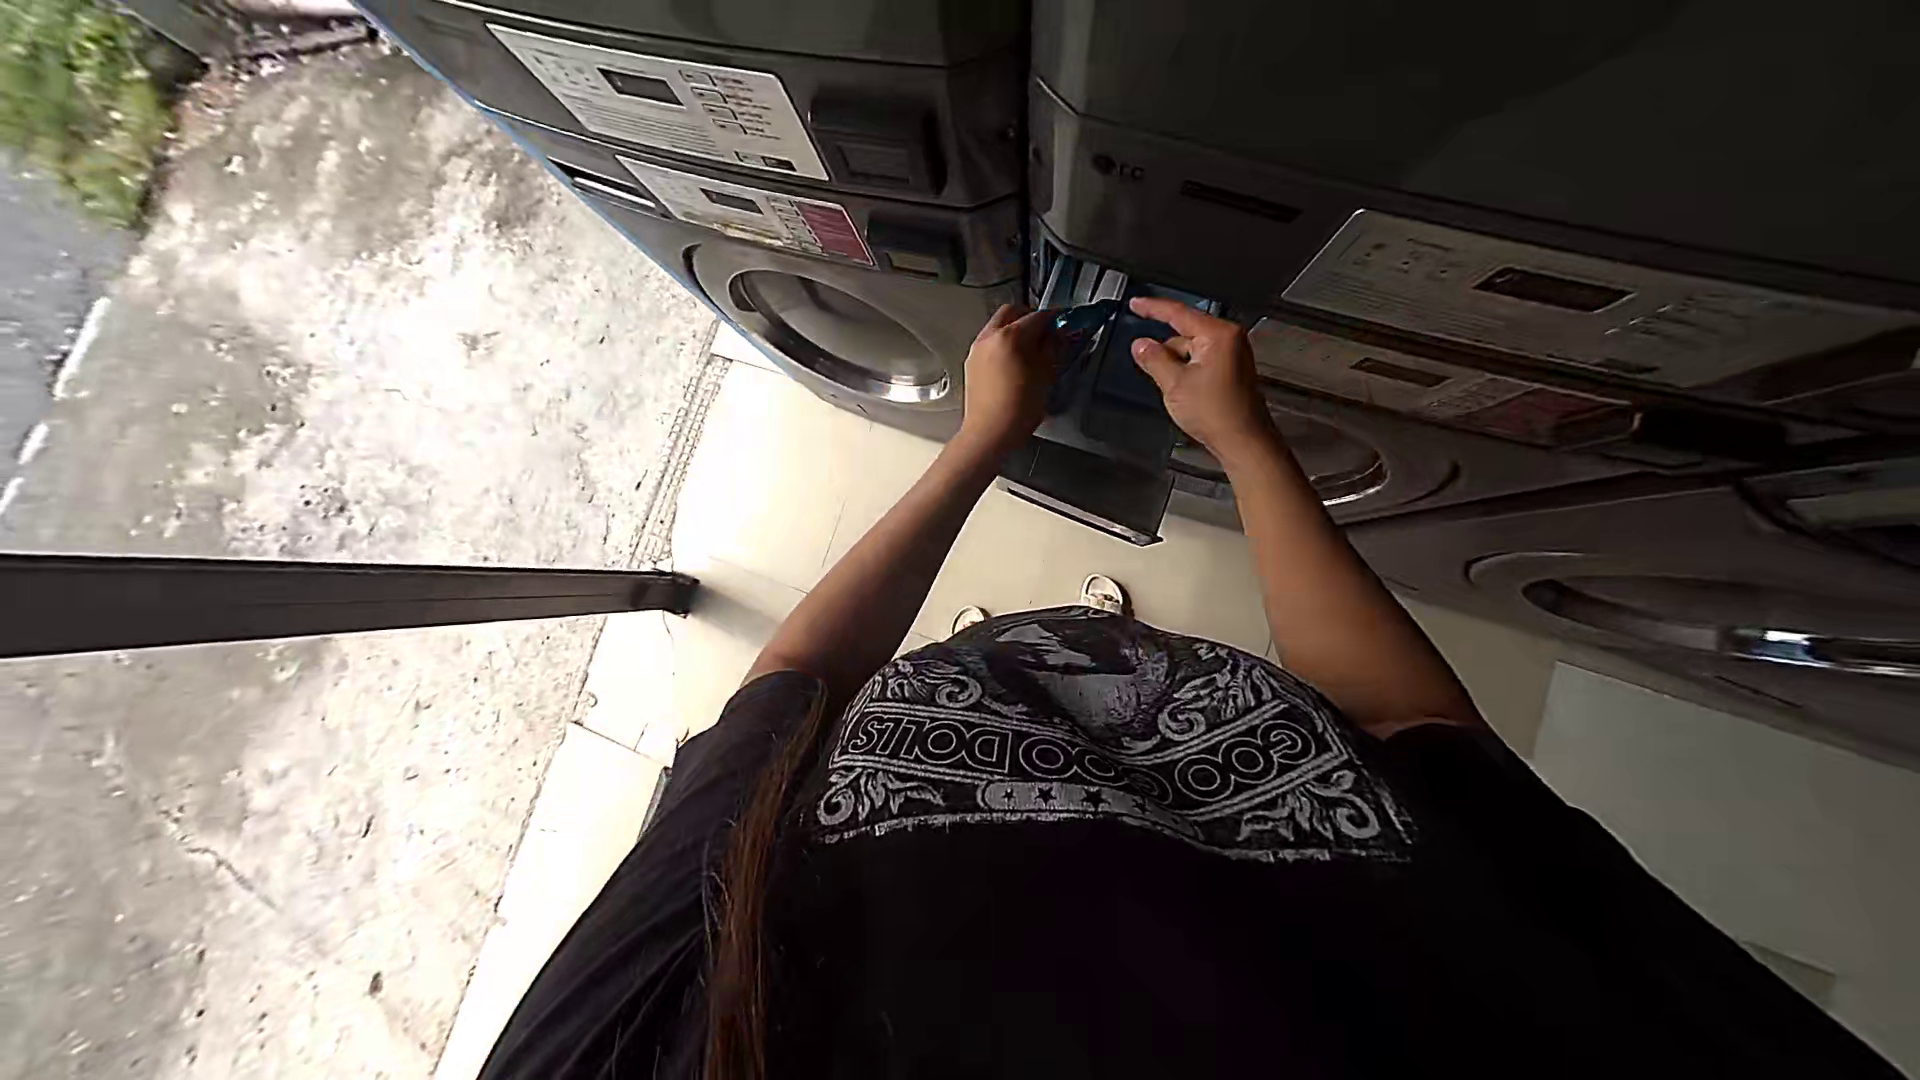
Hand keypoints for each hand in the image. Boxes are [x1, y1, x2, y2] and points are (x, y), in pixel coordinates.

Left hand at [957, 303, 1056, 455]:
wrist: (989, 434)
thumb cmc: (1016, 411)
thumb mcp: (1045, 377)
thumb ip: (1052, 349)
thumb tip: (1057, 336)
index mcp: (1010, 337)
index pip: (1038, 316)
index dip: (1055, 318)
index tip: (1065, 322)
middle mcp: (989, 338)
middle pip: (1012, 312)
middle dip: (1031, 317)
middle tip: (1047, 331)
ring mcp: (977, 351)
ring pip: (998, 326)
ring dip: (1015, 330)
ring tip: (1032, 348)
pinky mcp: (971, 365)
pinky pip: (989, 344)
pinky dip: (1003, 344)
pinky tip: (1014, 362)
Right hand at [1127, 297, 1274, 457]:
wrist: (1242, 440)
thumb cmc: (1218, 413)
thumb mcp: (1174, 384)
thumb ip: (1154, 359)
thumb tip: (1140, 345)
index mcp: (1218, 335)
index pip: (1179, 313)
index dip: (1153, 308)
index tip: (1136, 303)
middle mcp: (1229, 339)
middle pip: (1184, 334)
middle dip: (1164, 350)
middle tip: (1149, 367)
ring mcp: (1231, 355)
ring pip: (1190, 350)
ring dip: (1175, 366)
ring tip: (1174, 391)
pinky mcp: (1230, 370)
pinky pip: (1200, 362)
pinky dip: (1186, 372)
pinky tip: (1182, 392)